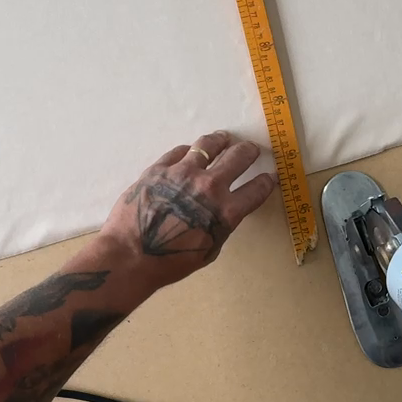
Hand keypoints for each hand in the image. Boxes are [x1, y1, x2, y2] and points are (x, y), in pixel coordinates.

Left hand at [95, 130, 276, 287]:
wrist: (131, 256)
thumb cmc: (171, 263)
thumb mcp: (210, 250)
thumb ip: (221, 225)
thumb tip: (221, 211)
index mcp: (226, 212)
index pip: (257, 189)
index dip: (267, 181)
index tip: (270, 176)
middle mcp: (209, 187)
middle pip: (238, 157)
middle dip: (249, 151)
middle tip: (251, 150)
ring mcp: (183, 173)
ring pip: (208, 145)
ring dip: (221, 140)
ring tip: (224, 138)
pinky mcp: (159, 169)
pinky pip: (179, 152)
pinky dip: (189, 151)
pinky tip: (190, 152)